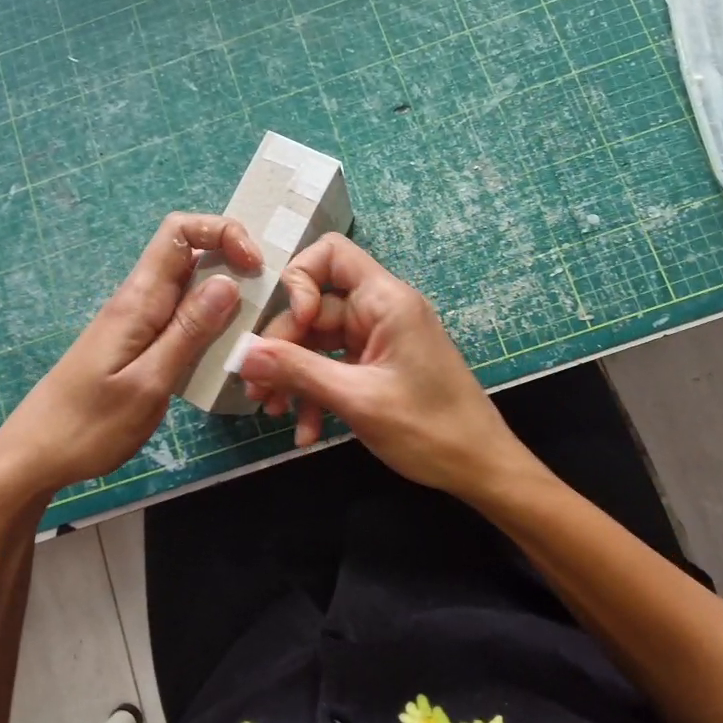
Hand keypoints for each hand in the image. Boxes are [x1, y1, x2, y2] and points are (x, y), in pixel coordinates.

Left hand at [0, 213, 261, 494]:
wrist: (32, 458)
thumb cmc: (88, 426)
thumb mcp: (148, 383)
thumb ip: (189, 333)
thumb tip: (228, 282)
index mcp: (139, 300)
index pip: (180, 231)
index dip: (223, 232)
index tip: (255, 267)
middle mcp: (138, 301)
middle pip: (191, 255)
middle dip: (234, 266)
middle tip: (265, 305)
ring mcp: (137, 323)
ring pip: (189, 290)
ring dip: (225, 301)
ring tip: (251, 335)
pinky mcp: (137, 346)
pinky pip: (181, 320)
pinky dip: (209, 327)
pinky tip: (222, 357)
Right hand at [235, 234, 540, 500]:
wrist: (480, 468)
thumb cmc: (429, 429)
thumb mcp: (357, 400)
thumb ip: (297, 371)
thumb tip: (243, 353)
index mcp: (387, 301)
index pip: (331, 254)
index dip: (299, 281)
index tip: (290, 326)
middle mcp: (382, 311)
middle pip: (315, 307)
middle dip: (283, 347)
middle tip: (256, 388)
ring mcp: (380, 339)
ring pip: (319, 342)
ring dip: (294, 376)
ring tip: (274, 413)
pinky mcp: (378, 366)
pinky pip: (334, 367)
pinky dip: (316, 393)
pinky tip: (306, 432)